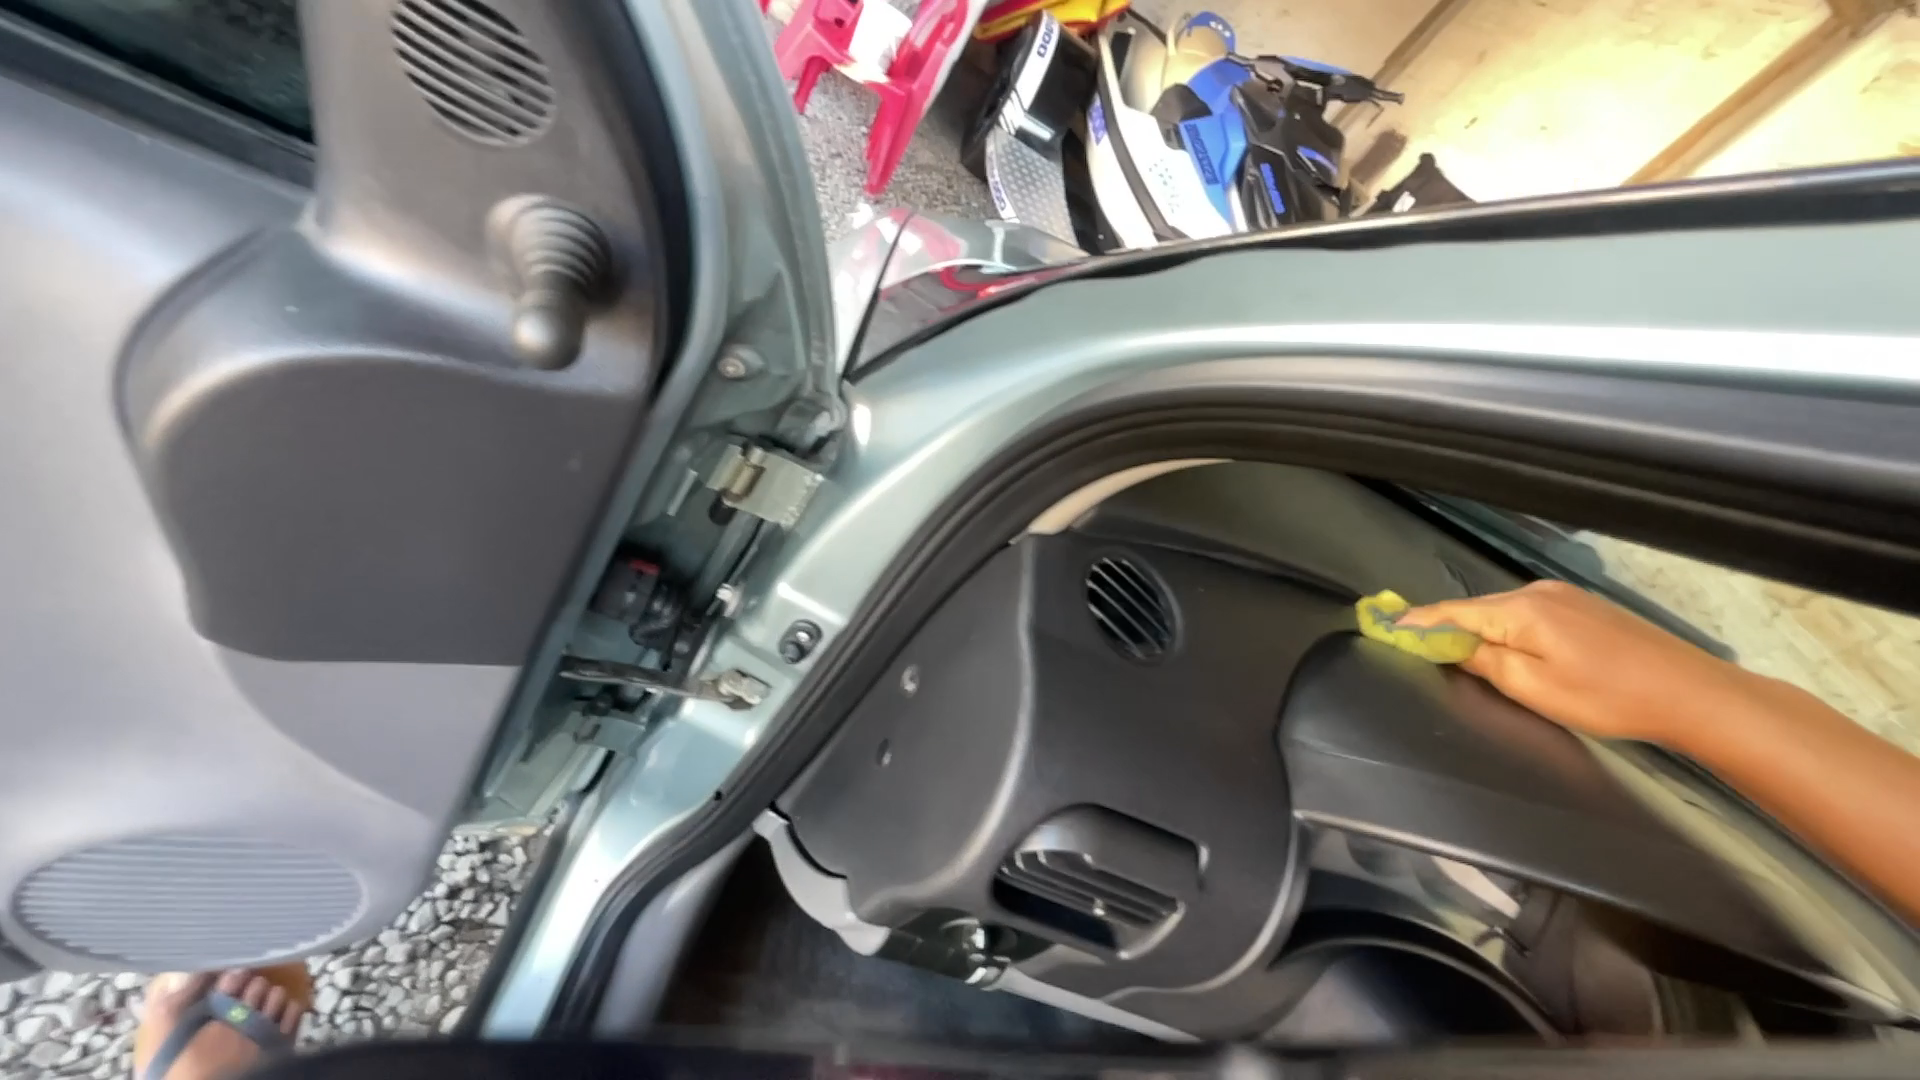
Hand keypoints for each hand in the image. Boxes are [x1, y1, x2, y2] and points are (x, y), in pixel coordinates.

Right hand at [1398, 581, 1764, 746]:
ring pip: (1501, 612)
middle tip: (1415, 647)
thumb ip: (1482, 660)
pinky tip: (1510, 648)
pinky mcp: (1584, 607)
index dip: (1414, 621)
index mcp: (1519, 609)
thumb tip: (1444, 643)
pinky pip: (1526, 614)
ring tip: (1459, 653)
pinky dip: (1506, 629)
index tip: (1381, 624)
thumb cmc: (1609, 697)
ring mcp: (1564, 596)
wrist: (1697, 695)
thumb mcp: (1533, 687)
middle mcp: (1536, 592)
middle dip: (1444, 627)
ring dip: (1478, 630)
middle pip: (1473, 609)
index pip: (1449, 612)